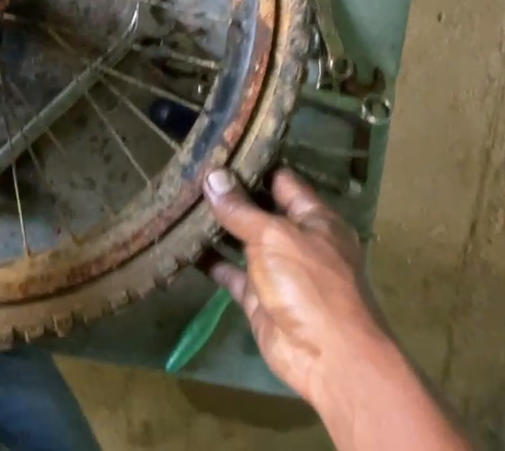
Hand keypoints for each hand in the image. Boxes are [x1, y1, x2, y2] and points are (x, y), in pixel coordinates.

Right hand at [203, 168, 397, 408]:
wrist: (328, 358)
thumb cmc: (310, 284)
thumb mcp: (274, 236)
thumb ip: (241, 208)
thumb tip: (213, 177)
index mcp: (315, 220)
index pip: (281, 180)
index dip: (251, 164)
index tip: (215, 147)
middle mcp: (297, 240)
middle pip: (258, 208)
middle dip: (226, 193)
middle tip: (186, 171)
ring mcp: (278, 269)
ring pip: (240, 239)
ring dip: (213, 224)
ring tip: (176, 200)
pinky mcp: (258, 296)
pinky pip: (229, 271)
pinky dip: (208, 259)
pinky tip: (180, 242)